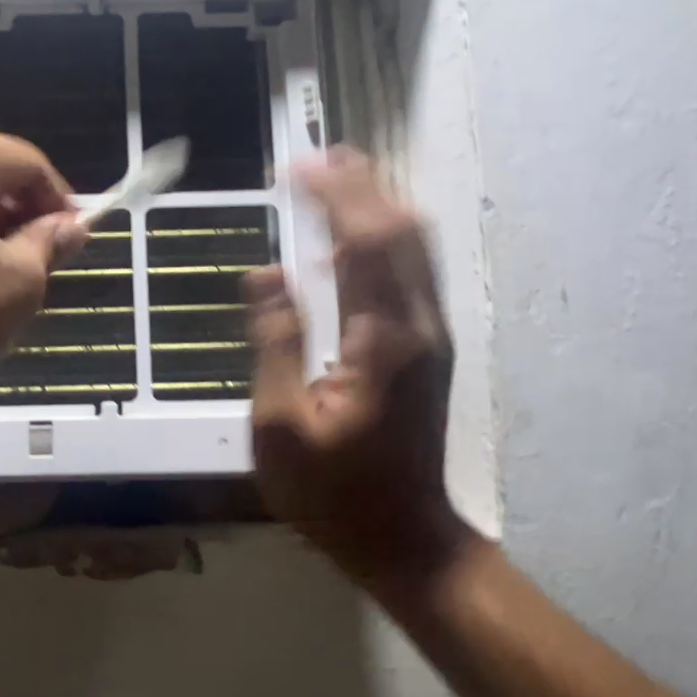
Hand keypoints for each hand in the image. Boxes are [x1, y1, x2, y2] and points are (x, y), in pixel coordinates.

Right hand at [245, 148, 467, 593]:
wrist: (403, 539)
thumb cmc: (332, 493)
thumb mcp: (282, 425)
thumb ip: (275, 343)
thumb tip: (265, 274)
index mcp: (383, 339)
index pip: (365, 240)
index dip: (333, 194)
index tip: (295, 166)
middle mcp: (419, 326)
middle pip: (401, 230)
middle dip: (361, 185)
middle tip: (316, 158)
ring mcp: (431, 337)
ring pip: (414, 248)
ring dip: (376, 206)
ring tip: (332, 181)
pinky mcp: (428, 350)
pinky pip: (408, 275)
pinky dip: (380, 243)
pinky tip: (339, 251)